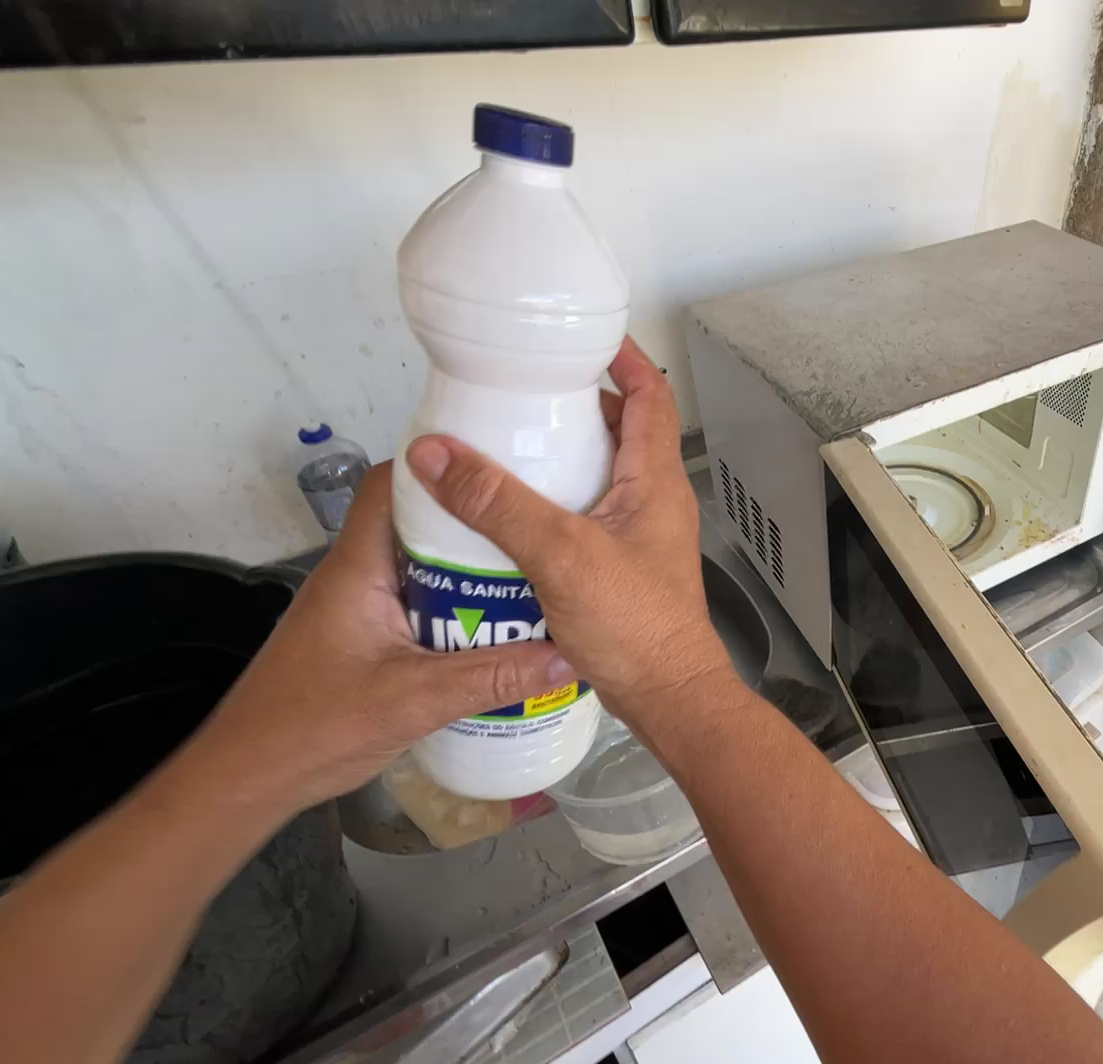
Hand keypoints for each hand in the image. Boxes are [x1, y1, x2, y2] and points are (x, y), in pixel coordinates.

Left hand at [181, 464, 574, 813]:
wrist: (244, 783)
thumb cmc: (312, 728)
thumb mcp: (414, 701)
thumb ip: (493, 678)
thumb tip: (570, 657)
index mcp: (359, 569)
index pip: (391, 486)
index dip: (440, 465)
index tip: (499, 466)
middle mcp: (359, 576)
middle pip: (421, 522)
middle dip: (478, 521)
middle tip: (538, 526)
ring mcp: (363, 607)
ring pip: (427, 565)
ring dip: (475, 567)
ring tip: (535, 572)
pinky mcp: (370, 636)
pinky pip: (426, 601)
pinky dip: (464, 604)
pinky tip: (503, 626)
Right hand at [403, 338, 736, 730]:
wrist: (666, 690)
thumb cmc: (635, 625)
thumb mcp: (561, 554)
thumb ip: (498, 503)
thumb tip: (437, 452)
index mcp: (654, 480)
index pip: (651, 396)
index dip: (624, 358)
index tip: (583, 335)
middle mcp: (655, 498)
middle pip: (625, 429)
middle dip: (580, 402)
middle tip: (525, 389)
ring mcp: (641, 531)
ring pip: (604, 471)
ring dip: (565, 451)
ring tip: (511, 440)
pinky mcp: (624, 561)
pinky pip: (590, 509)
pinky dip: (558, 495)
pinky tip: (515, 508)